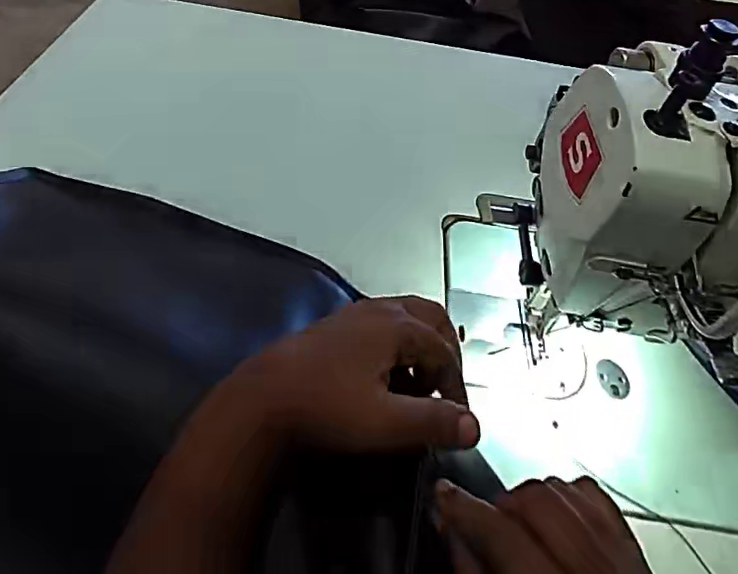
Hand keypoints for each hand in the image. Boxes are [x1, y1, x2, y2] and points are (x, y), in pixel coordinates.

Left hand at [226, 295, 477, 452]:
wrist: (265, 396)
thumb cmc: (325, 406)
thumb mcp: (385, 422)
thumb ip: (433, 422)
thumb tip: (472, 426)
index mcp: (395, 326)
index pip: (444, 350)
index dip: (457, 387)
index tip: (458, 421)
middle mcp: (378, 311)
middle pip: (430, 319)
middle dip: (445, 352)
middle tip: (446, 389)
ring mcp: (356, 314)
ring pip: (406, 318)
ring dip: (421, 348)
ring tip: (418, 389)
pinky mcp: (338, 326)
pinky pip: (384, 325)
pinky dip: (398, 346)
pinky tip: (387, 380)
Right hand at [436, 476, 651, 573]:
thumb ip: (474, 573)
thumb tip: (453, 531)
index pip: (503, 533)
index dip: (464, 508)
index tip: (442, 495)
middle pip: (535, 501)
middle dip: (500, 504)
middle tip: (483, 522)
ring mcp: (621, 563)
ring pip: (563, 490)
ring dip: (531, 499)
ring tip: (516, 524)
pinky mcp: (634, 555)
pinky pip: (594, 499)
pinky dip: (568, 498)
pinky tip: (553, 518)